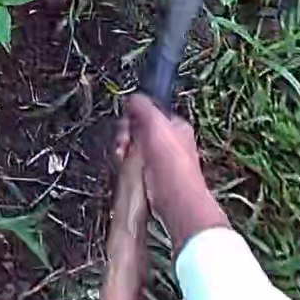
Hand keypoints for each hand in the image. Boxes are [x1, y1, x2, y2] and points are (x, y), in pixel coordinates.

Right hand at [114, 94, 229, 253]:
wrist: (176, 200)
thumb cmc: (172, 163)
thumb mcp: (156, 123)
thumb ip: (143, 106)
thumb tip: (133, 98)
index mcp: (176, 125)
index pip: (150, 112)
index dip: (135, 115)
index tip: (127, 120)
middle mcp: (170, 141)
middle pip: (139, 129)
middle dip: (127, 133)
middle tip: (124, 141)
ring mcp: (161, 159)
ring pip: (134, 147)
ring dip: (125, 149)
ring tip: (123, 155)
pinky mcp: (152, 176)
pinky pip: (134, 163)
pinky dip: (127, 164)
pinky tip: (126, 166)